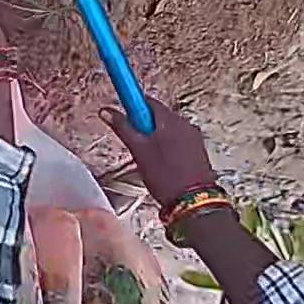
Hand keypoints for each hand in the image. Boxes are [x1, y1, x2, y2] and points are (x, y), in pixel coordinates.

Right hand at [100, 96, 218, 207]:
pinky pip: (176, 140)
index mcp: (170, 119)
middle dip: (142, 123)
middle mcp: (185, 124)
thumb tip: (106, 111)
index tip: (120, 100)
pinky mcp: (197, 151)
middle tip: (133, 140)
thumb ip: (122, 126)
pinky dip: (166, 145)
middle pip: (156, 114)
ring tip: (147, 155)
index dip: (130, 102)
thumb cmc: (168, 176)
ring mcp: (193, 138)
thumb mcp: (138, 149)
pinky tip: (160, 161)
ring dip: (154, 135)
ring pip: (166, 128)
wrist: (194, 203)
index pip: (145, 99)